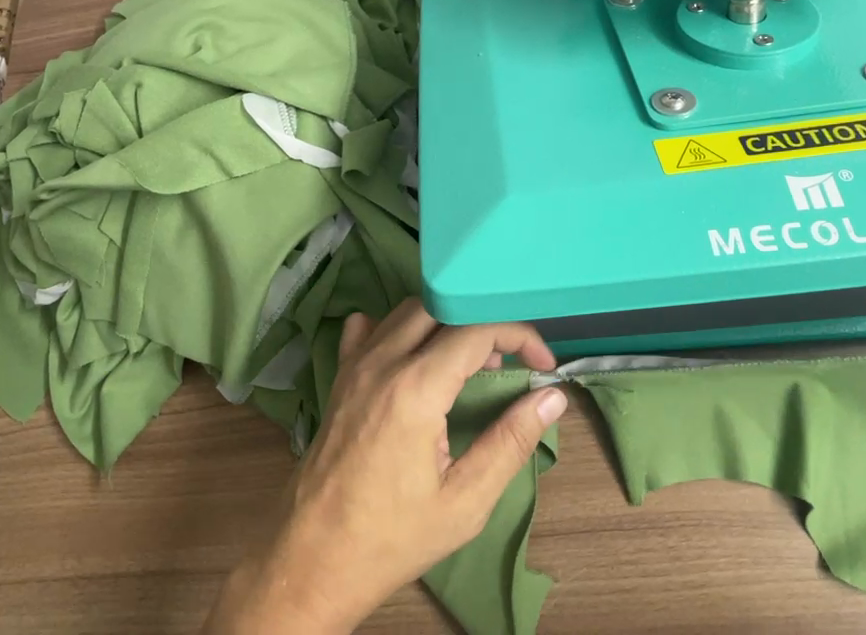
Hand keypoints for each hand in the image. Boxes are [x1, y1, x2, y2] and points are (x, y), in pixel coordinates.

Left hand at [203, 298, 565, 633]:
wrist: (314, 557)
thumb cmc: (393, 536)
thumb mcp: (465, 501)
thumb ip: (511, 443)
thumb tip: (552, 398)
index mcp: (415, 389)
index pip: (476, 330)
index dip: (519, 335)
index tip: (543, 362)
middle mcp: (381, 362)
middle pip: (440, 307)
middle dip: (483, 323)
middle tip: (508, 363)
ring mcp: (355, 366)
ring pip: (406, 312)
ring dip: (446, 324)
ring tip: (472, 364)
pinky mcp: (340, 378)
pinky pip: (369, 330)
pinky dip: (399, 328)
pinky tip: (415, 355)